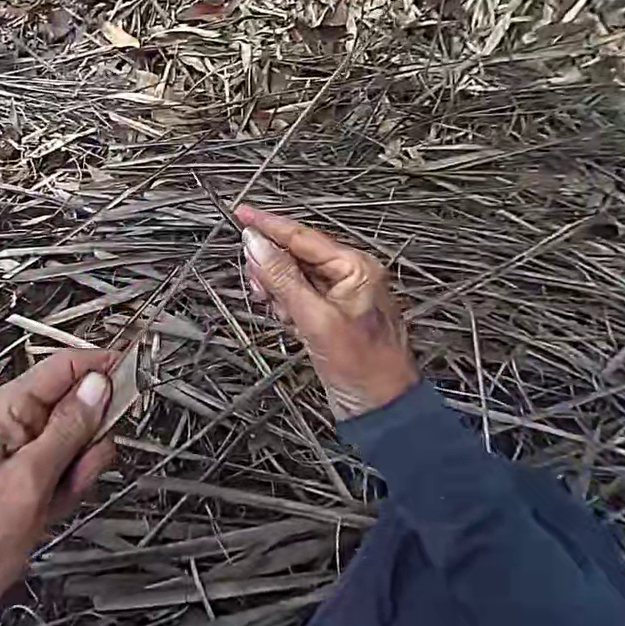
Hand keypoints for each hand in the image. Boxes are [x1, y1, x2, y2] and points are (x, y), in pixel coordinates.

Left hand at [0, 349, 118, 614]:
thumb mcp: (29, 479)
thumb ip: (68, 428)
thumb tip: (98, 385)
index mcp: (8, 407)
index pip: (64, 366)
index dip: (101, 367)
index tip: (135, 375)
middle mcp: (17, 418)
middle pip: (79, 402)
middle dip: (90, 436)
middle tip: (80, 466)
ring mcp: (27, 445)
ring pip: (81, 436)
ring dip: (82, 466)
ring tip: (59, 494)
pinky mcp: (34, 470)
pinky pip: (72, 463)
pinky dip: (72, 484)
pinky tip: (54, 505)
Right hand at [236, 205, 417, 420]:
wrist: (382, 411)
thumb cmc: (365, 368)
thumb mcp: (317, 320)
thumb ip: (283, 279)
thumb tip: (256, 244)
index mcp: (355, 267)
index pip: (302, 236)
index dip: (268, 225)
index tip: (242, 214)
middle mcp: (348, 275)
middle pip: (294, 254)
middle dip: (271, 267)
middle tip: (258, 285)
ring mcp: (338, 295)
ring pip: (291, 276)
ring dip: (276, 289)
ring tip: (277, 309)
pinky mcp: (328, 314)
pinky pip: (296, 296)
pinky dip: (284, 305)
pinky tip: (287, 320)